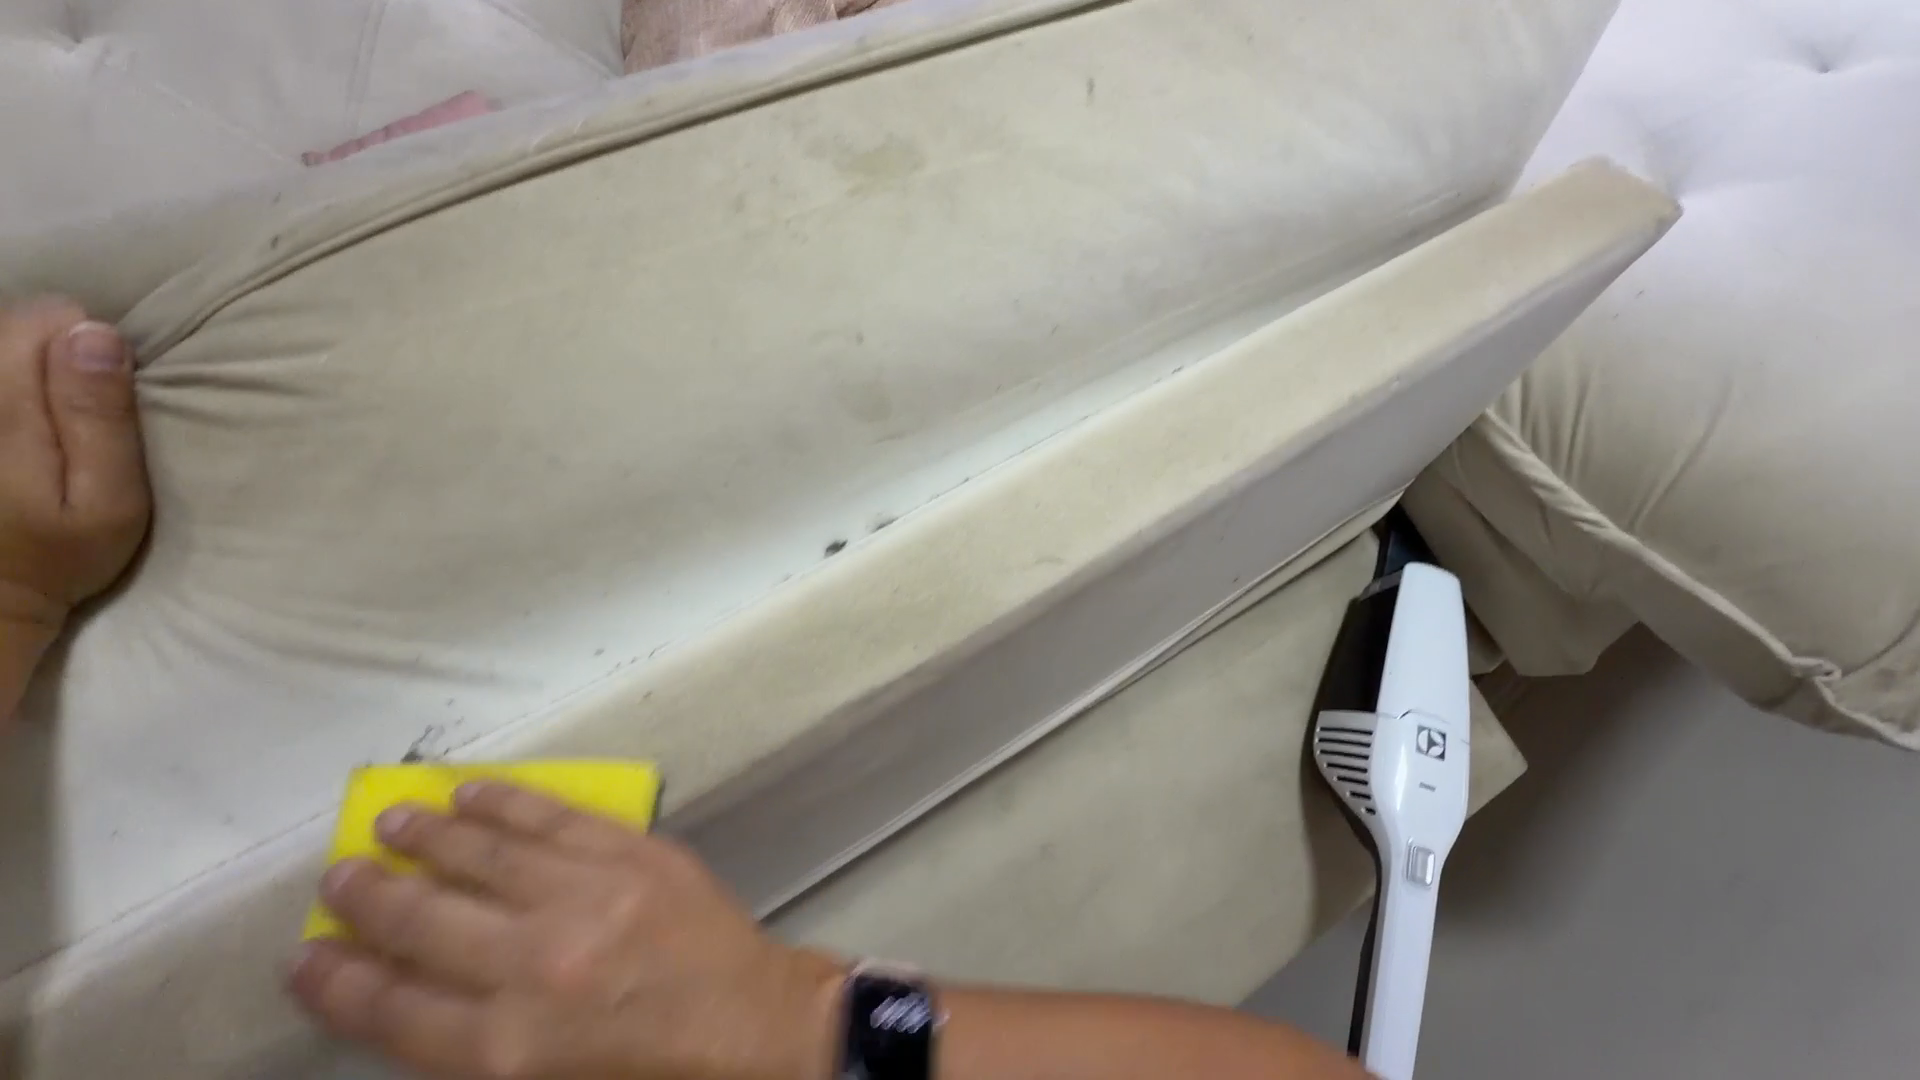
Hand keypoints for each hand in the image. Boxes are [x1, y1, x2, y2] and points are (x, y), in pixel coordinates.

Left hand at [0, 298, 149, 629]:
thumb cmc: (61, 551)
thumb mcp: (108, 497)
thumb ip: (99, 415)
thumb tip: (98, 333)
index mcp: (10, 409)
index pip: (48, 320)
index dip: (93, 344)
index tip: (119, 384)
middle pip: (11, 323)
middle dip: (57, 350)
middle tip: (86, 405)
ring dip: (29, 364)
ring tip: (54, 411)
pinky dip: (16, 382)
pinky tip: (28, 414)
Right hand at [290, 782, 844, 1079]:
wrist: (752, 1027)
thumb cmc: (646, 1077)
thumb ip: (472, 1048)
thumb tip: (409, 994)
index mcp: (504, 1049)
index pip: (389, 1008)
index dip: (335, 981)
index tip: (302, 954)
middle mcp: (535, 963)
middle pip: (424, 921)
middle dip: (369, 898)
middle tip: (337, 876)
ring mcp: (589, 896)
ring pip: (485, 852)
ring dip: (429, 834)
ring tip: (390, 819)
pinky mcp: (635, 853)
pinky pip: (555, 816)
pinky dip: (507, 800)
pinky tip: (472, 791)